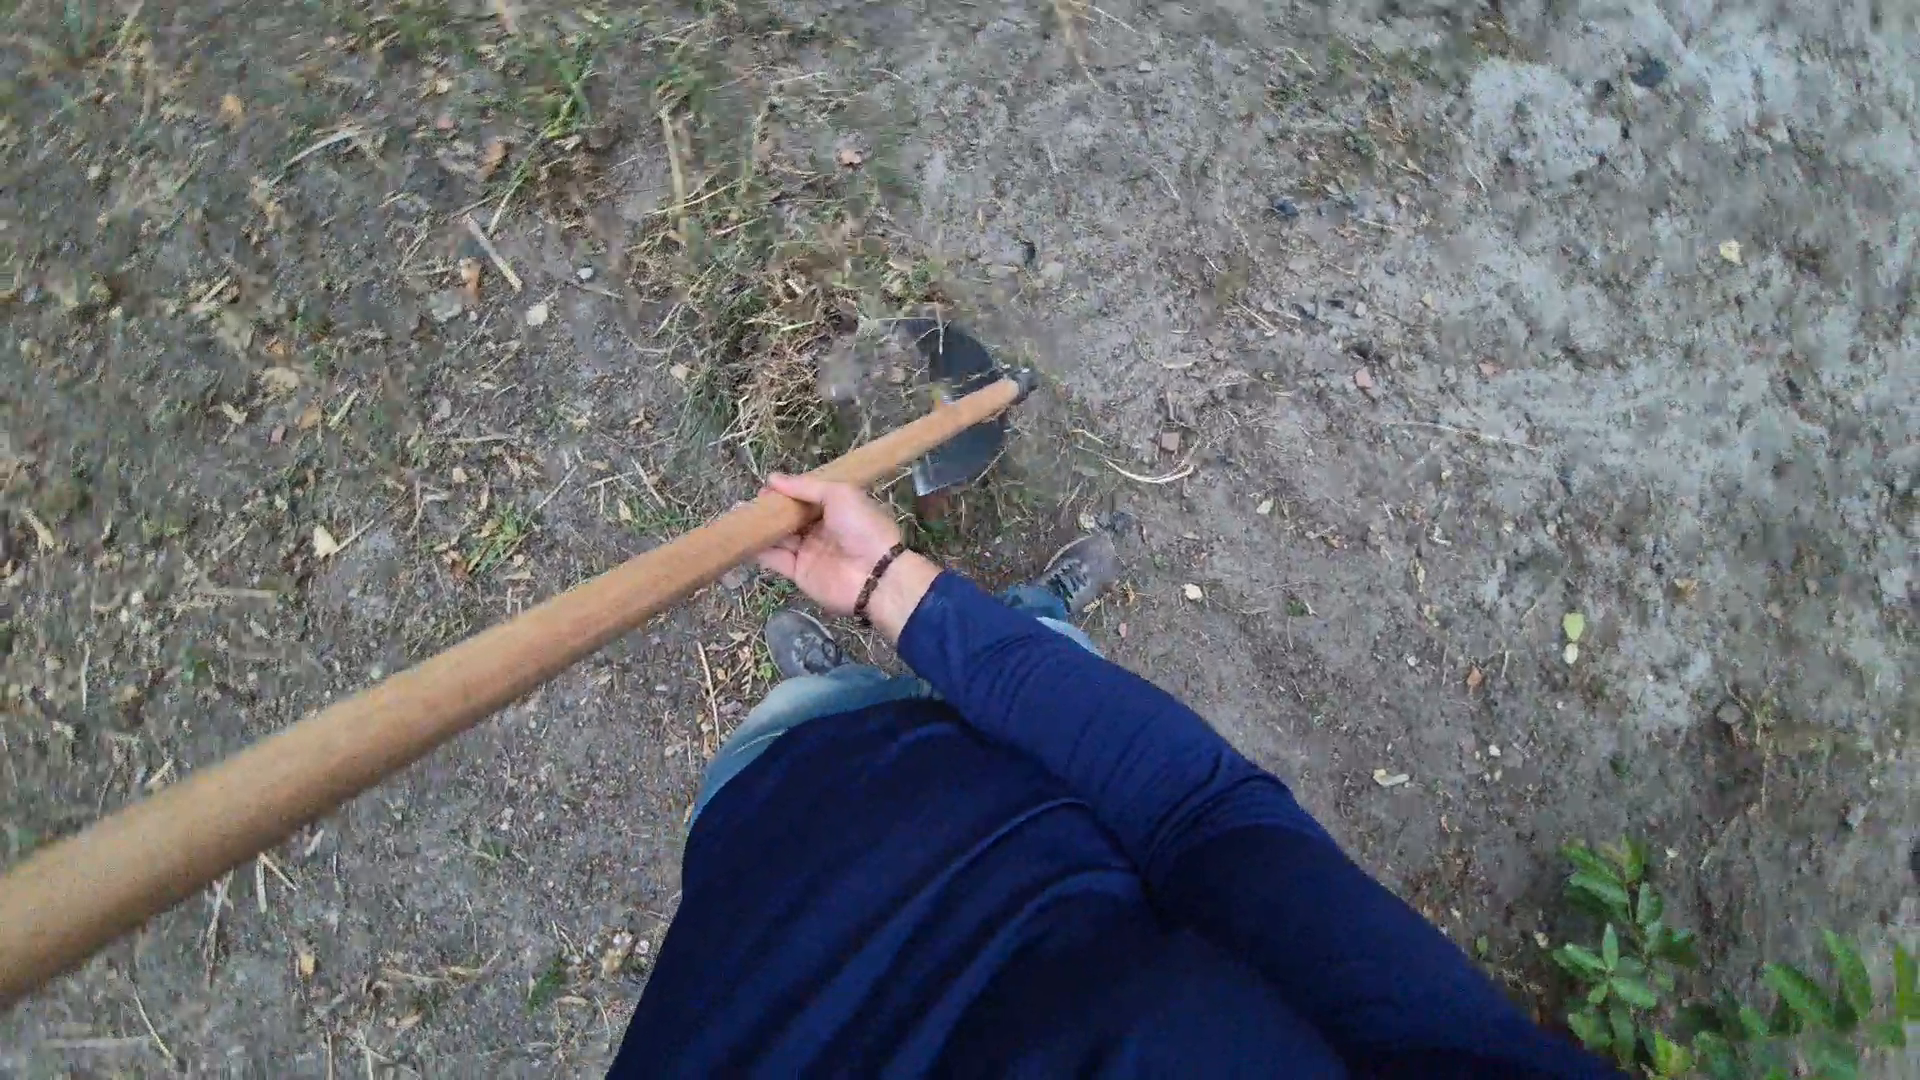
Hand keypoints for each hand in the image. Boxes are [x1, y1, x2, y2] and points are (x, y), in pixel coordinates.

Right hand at [754, 474, 906, 615]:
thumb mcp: (840, 494)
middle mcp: (822, 530)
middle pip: (790, 518)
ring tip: (739, 518)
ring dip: (761, 529)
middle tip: (750, 503)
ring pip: (780, 538)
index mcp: (836, 509)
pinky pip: (776, 560)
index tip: (766, 488)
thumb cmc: (862, 527)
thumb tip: (773, 478)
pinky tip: (743, 540)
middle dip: (771, 511)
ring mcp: (810, 552)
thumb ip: (806, 486)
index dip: (786, 492)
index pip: (806, 498)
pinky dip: (759, 551)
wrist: (876, 574)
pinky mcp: (800, 573)